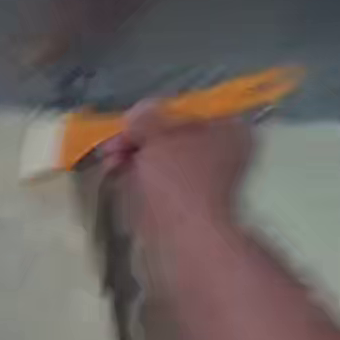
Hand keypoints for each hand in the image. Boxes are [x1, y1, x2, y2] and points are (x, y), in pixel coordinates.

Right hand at [104, 100, 255, 231]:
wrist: (181, 230)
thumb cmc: (177, 179)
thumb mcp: (159, 138)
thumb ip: (148, 118)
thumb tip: (140, 109)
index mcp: (228, 129)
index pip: (188, 109)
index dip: (156, 113)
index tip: (130, 122)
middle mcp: (219, 148)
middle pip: (169, 131)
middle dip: (136, 136)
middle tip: (112, 144)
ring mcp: (199, 172)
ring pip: (157, 152)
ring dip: (129, 152)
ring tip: (110, 160)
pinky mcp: (180, 192)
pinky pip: (154, 172)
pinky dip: (133, 170)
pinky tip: (115, 171)